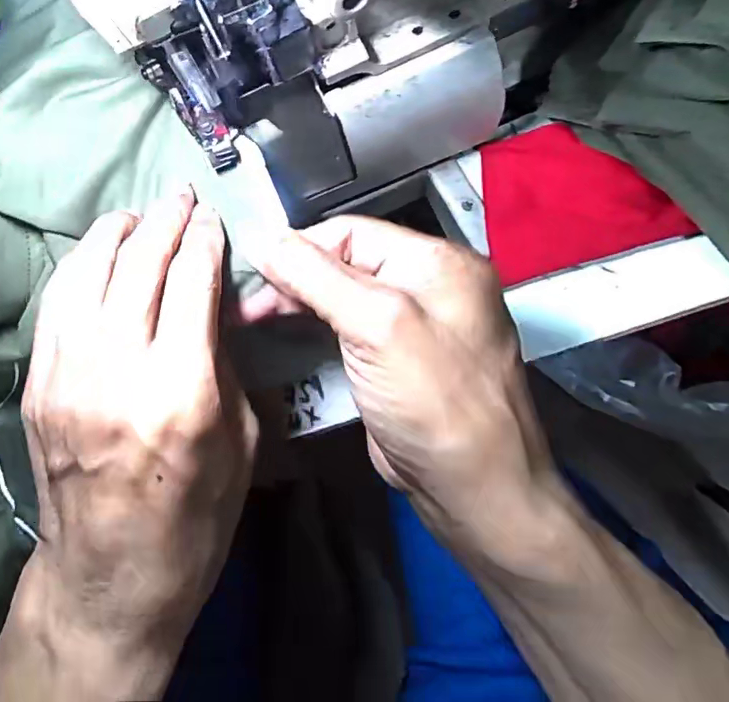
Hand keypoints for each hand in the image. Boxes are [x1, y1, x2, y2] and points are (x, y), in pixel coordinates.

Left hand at [0, 191, 257, 701]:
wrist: (108, 580)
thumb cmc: (195, 516)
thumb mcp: (240, 438)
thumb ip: (225, 361)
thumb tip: (211, 302)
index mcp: (181, 390)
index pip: (192, 281)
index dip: (204, 239)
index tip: (212, 219)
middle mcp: (118, 372)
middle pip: (140, 265)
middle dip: (165, 221)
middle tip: (180, 196)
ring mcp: (67, 376)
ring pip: (87, 274)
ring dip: (115, 233)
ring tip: (137, 215)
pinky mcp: (38, 386)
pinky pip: (57, 305)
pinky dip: (79, 267)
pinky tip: (98, 254)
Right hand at [248, 216, 559, 548]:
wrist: (477, 496)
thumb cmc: (439, 406)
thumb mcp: (378, 327)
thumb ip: (320, 278)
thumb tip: (268, 242)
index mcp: (438, 262)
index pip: (354, 232)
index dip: (302, 249)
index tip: (256, 272)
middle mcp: (430, 285)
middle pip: (347, 262)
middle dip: (296, 278)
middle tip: (251, 303)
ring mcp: (415, 324)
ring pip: (344, 296)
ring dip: (301, 303)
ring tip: (258, 318)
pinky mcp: (398, 360)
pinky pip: (350, 329)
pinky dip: (317, 328)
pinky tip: (287, 334)